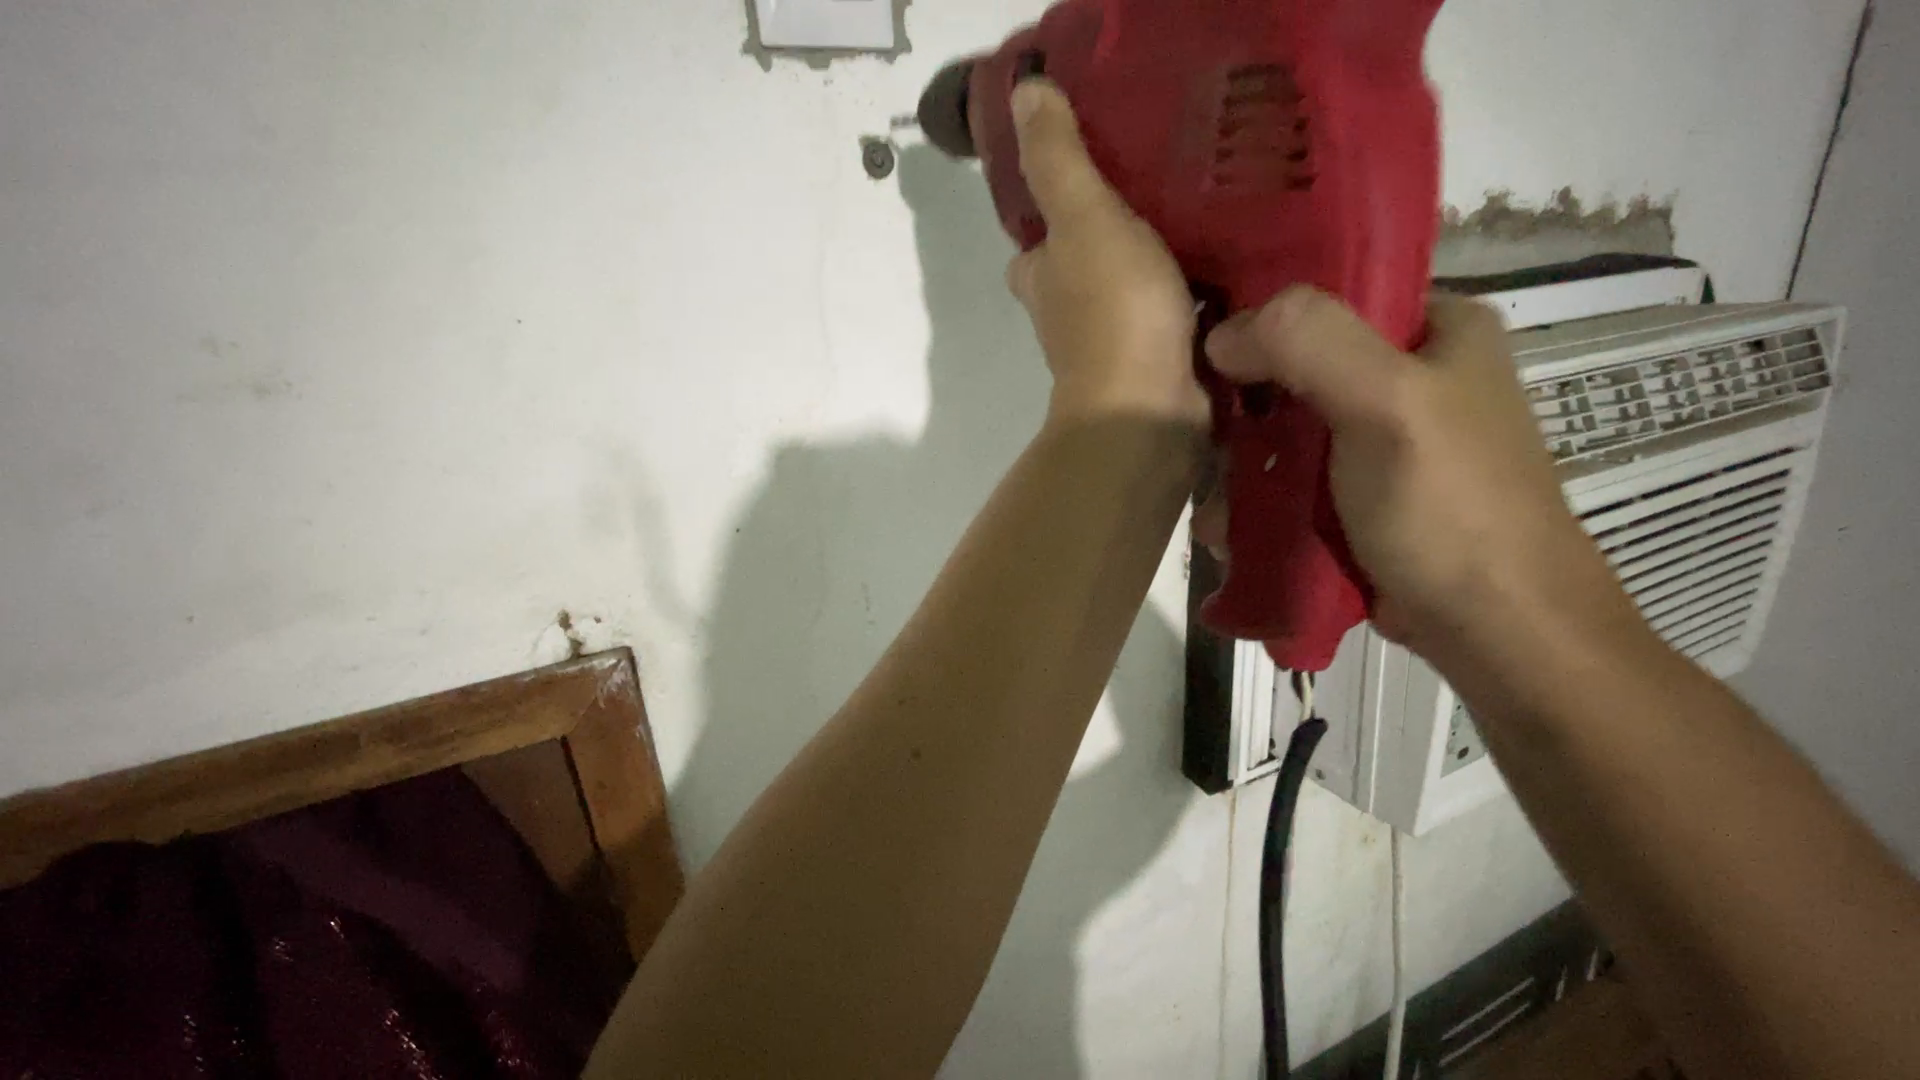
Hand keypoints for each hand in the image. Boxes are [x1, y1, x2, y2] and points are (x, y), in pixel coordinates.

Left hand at [1005, 80, 1207, 428]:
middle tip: (1167, 194)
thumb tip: (1022, 92)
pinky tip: (1227, 276)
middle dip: (1113, 239)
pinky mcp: (1154, 368)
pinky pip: (1171, 322)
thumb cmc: (1112, 311)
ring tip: (1205, 224)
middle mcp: (1064, 314)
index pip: (1036, 240)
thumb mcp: (1084, 219)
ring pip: (1129, 293)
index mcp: (1040, 278)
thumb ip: (1058, 160)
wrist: (1147, 410)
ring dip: (1156, 269)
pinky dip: (1189, 303)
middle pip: (1084, 265)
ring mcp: (1110, 345)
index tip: (1097, 178)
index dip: (1055, 212)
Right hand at [1197, 288, 1637, 658]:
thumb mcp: (1387, 404)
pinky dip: (1261, 501)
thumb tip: (1222, 332)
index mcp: (1438, 327)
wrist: (1497, 629)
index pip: (1332, 291)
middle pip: (1299, 367)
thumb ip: (1308, 344)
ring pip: (1289, 430)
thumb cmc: (1451, 507)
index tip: (1208, 357)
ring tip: (1217, 514)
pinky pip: (1296, 479)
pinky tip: (1231, 532)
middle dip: (1246, 413)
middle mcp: (1413, 374)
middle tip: (1210, 449)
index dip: (1263, 317)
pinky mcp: (1365, 493)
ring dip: (1245, 470)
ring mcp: (1387, 439)